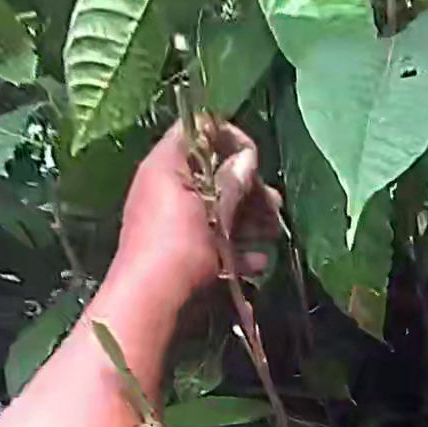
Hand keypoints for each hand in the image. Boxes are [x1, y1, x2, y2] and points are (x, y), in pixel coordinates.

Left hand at [110, 116, 283, 297]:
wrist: (152, 295)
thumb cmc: (177, 245)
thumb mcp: (211, 209)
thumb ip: (231, 181)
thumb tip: (248, 158)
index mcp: (168, 166)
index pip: (197, 131)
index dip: (228, 138)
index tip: (255, 157)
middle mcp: (170, 187)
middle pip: (216, 176)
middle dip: (250, 189)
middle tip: (275, 205)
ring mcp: (177, 220)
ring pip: (221, 210)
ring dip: (251, 220)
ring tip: (275, 232)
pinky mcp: (185, 249)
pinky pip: (216, 241)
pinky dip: (238, 248)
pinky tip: (259, 261)